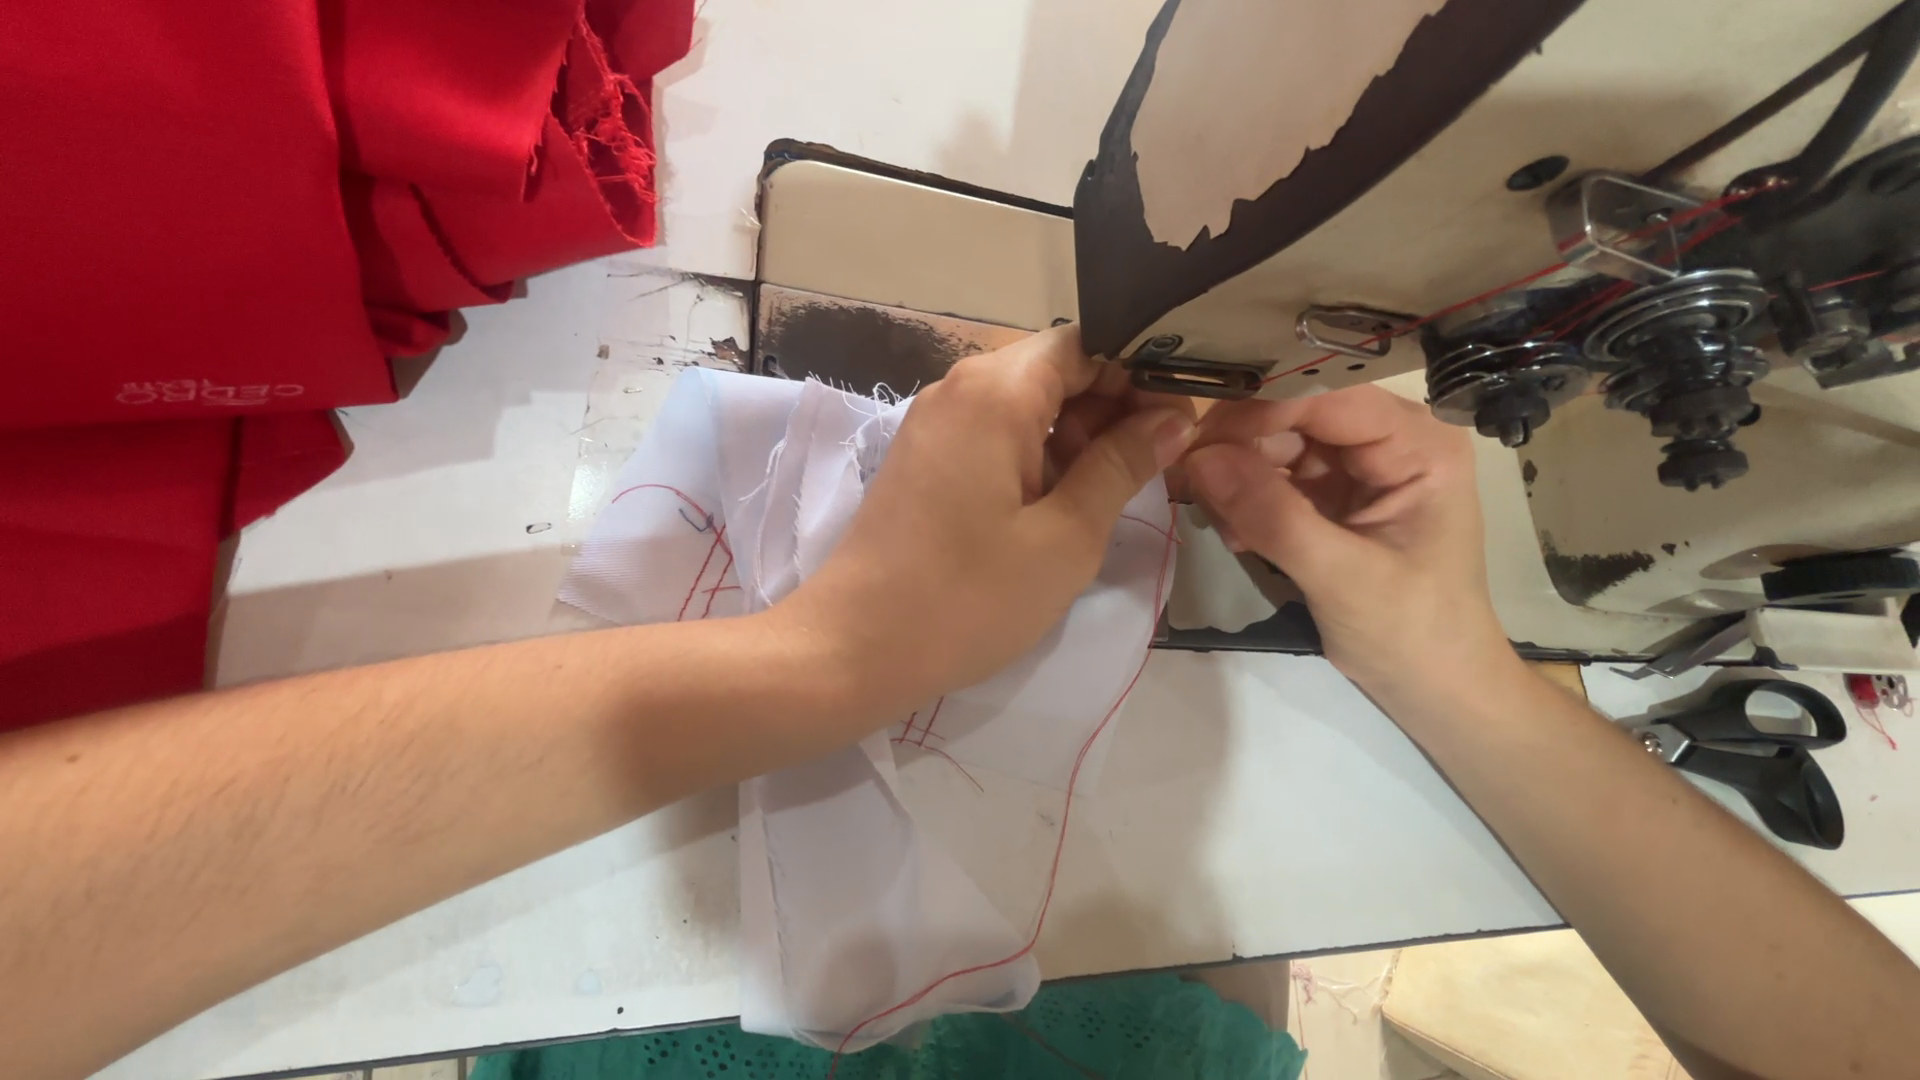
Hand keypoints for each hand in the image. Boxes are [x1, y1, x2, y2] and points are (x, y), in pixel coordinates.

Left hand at [774, 326, 1196, 719]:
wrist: (855, 647)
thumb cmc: (968, 597)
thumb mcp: (1066, 536)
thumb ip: (1121, 466)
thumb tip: (1170, 420)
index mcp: (996, 390)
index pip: (1087, 343)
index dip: (1140, 373)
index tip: (1180, 419)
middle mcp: (960, 387)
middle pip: (1055, 370)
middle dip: (1112, 407)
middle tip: (1159, 462)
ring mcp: (935, 422)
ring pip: (1026, 405)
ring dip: (1077, 436)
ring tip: (1117, 490)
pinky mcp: (925, 459)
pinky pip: (995, 435)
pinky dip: (1037, 456)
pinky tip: (1063, 503)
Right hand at [1182, 385, 1513, 696]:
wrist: (1430, 684)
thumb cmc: (1410, 630)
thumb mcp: (1340, 574)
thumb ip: (1272, 515)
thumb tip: (1199, 459)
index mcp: (1417, 444)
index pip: (1327, 397)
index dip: (1260, 410)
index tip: (1196, 441)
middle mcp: (1387, 442)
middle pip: (1293, 416)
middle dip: (1239, 449)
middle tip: (1192, 486)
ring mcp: (1355, 470)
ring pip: (1273, 446)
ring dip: (1236, 481)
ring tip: (1225, 528)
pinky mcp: (1328, 498)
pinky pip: (1270, 479)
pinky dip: (1244, 503)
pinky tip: (1239, 538)